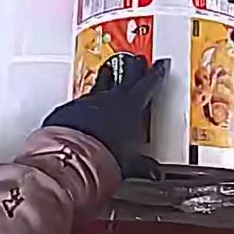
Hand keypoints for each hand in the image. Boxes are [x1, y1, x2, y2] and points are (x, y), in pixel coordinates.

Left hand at [43, 55, 168, 177]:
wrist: (71, 155)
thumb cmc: (103, 155)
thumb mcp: (130, 162)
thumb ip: (143, 165)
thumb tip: (153, 172)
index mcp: (132, 106)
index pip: (149, 83)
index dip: (157, 72)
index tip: (161, 64)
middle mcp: (112, 98)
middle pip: (128, 73)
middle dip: (135, 66)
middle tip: (138, 61)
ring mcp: (91, 100)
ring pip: (103, 81)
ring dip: (109, 77)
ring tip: (110, 72)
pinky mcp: (72, 106)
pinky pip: (84, 98)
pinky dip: (89, 99)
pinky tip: (87, 105)